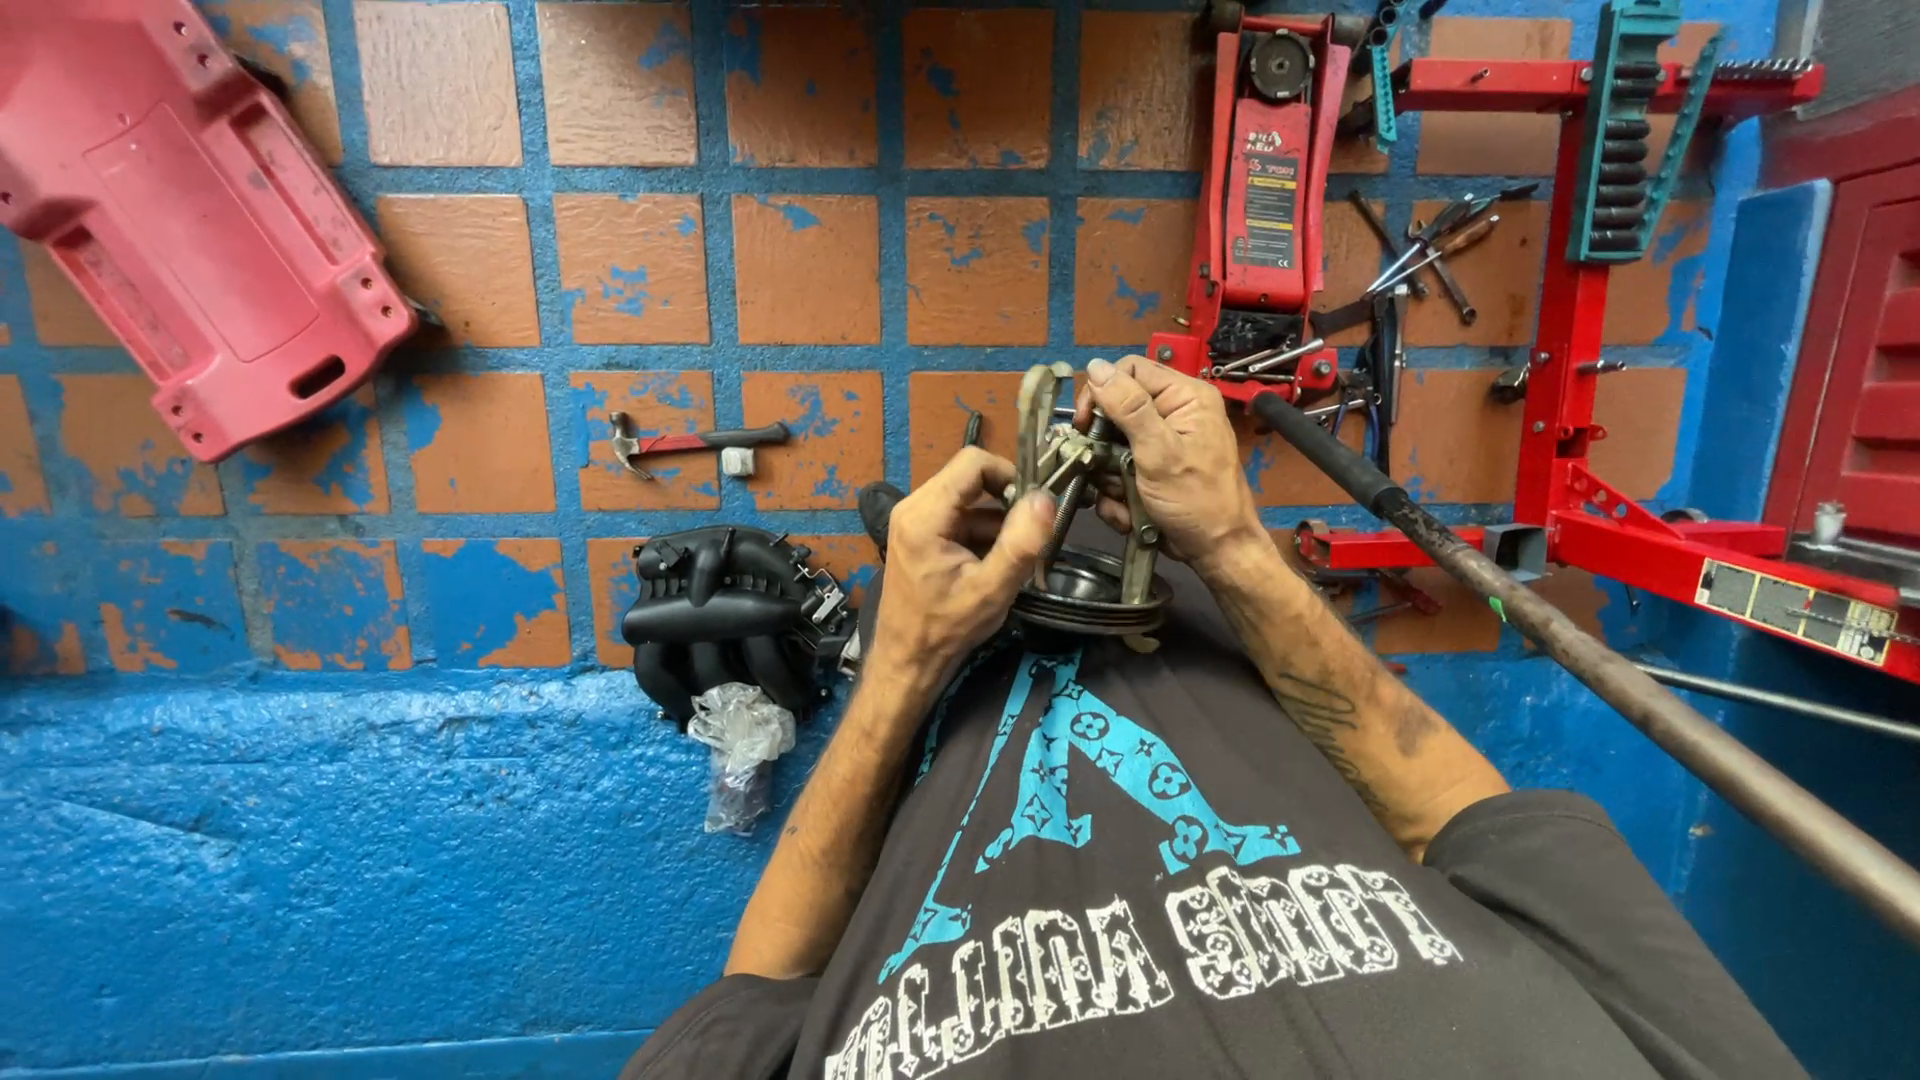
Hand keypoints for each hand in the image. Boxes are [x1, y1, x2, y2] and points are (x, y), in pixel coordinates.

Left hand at [870, 448, 1055, 684]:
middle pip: (970, 478)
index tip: (1033, 505)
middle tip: (1028, 535)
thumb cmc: (946, 628)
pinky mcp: (921, 534)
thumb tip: (1045, 499)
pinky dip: (983, 534)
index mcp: (924, 515)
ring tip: (1014, 557)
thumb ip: (1020, 543)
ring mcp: (915, 520)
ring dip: (997, 522)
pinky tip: (995, 564)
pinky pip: (960, 518)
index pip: (972, 462)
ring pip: (969, 500)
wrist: (908, 659)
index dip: (1009, 474)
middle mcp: (914, 507)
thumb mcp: (992, 589)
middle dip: (1005, 502)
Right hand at [1075, 355, 1265, 574]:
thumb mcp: (1159, 450)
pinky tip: (1130, 510)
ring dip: (1109, 476)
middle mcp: (1173, 413)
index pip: (1129, 371)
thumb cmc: (1197, 499)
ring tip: (1125, 497)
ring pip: (1111, 446)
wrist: (1216, 549)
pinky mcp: (1150, 470)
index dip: (1101, 392)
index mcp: (1184, 396)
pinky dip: (1117, 494)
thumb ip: (1128, 407)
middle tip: (1100, 467)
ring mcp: (1160, 444)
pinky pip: (1118, 471)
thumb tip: (1096, 367)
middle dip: (1103, 445)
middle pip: (1115, 410)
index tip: (1085, 423)